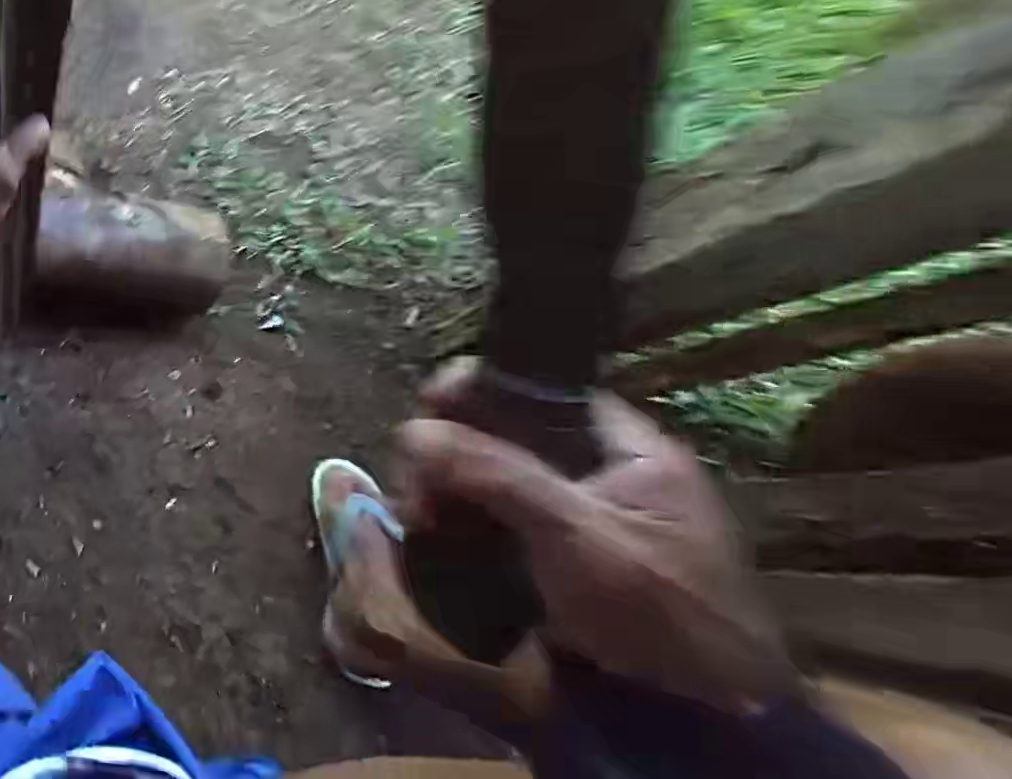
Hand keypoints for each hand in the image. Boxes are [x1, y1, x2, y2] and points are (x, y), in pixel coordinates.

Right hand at [398, 358, 799, 711]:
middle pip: (501, 426)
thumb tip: (411, 429)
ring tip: (417, 514)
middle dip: (449, 446)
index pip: (543, 388)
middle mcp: (593, 467)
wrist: (704, 729)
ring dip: (442, 483)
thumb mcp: (578, 537)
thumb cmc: (660, 617)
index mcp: (627, 448)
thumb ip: (497, 474)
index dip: (483, 385)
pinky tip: (429, 530)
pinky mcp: (543, 544)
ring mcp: (566, 508)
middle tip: (417, 479)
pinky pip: (484, 507)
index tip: (432, 401)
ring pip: (484, 468)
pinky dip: (453, 513)